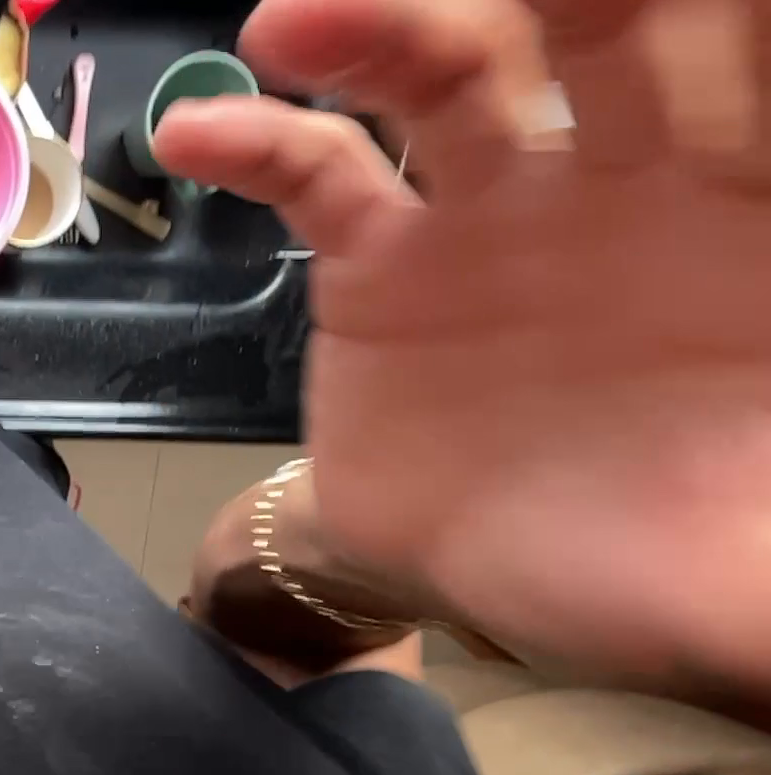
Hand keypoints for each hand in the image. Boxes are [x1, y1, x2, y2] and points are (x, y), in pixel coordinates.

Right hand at [155, 0, 770, 697]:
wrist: (460, 566)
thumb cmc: (626, 567)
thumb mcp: (745, 585)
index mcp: (767, 221)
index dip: (733, 13)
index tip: (661, 0)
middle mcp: (639, 181)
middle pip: (617, 21)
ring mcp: (490, 213)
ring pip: (448, 73)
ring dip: (376, 30)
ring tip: (286, 21)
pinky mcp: (373, 259)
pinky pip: (314, 177)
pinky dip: (256, 146)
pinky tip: (193, 134)